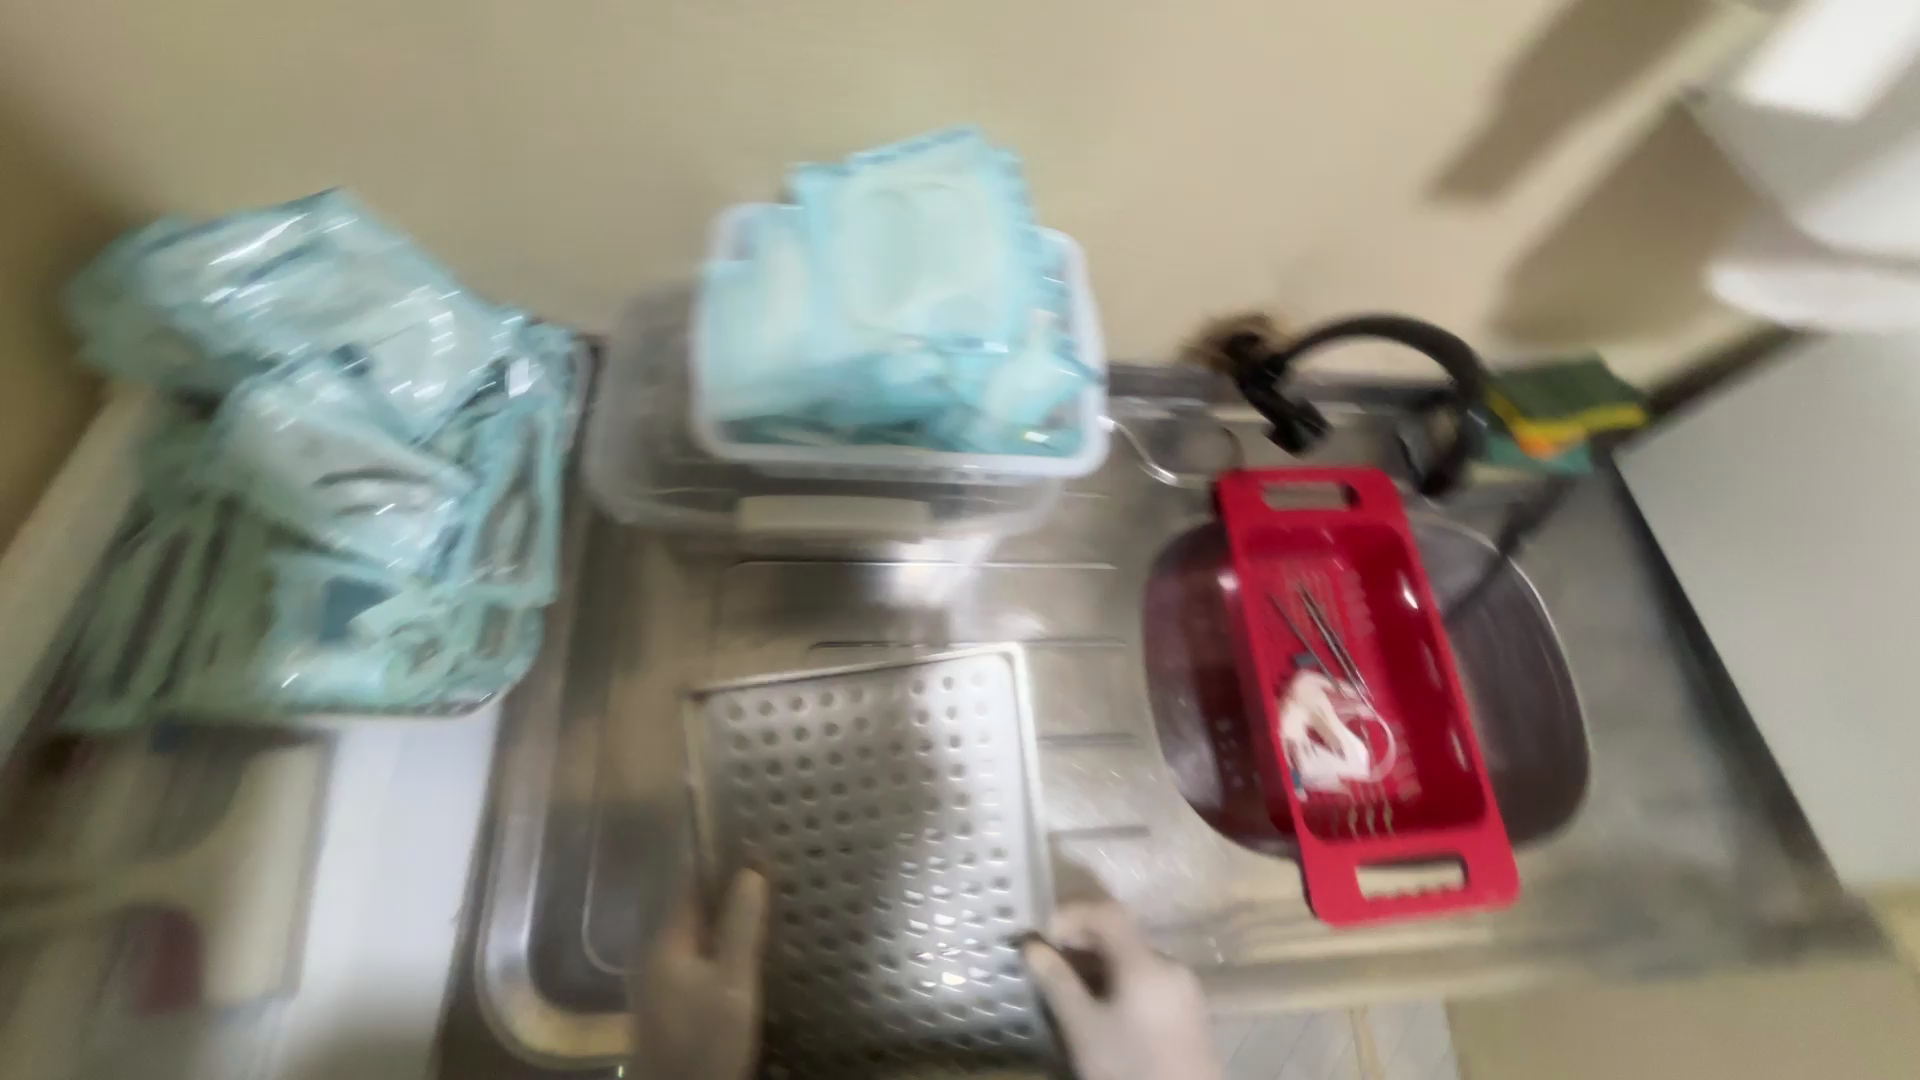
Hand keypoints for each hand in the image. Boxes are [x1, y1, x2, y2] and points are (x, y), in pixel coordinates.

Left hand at [628, 868, 769, 1079]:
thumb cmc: (706, 1042)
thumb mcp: (733, 982)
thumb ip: (740, 925)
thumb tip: (751, 869)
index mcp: (664, 944)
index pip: (689, 885)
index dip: (720, 863)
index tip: (754, 845)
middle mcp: (653, 957)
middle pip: (691, 910)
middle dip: (725, 891)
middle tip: (767, 872)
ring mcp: (658, 985)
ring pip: (695, 937)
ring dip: (724, 920)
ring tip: (764, 904)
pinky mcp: (668, 1008)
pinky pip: (695, 960)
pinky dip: (719, 947)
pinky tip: (745, 950)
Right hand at [1022, 901, 1220, 1079]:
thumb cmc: (1128, 1073)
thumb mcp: (1083, 1029)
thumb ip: (1056, 981)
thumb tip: (1030, 945)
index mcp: (1147, 962)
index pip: (1106, 913)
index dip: (1069, 915)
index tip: (1040, 938)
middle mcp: (1171, 966)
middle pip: (1121, 936)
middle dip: (1080, 944)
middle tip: (1046, 967)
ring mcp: (1185, 993)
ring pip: (1133, 962)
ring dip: (1097, 967)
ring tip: (1067, 994)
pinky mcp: (1190, 1018)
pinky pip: (1147, 984)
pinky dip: (1118, 986)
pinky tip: (1100, 1014)